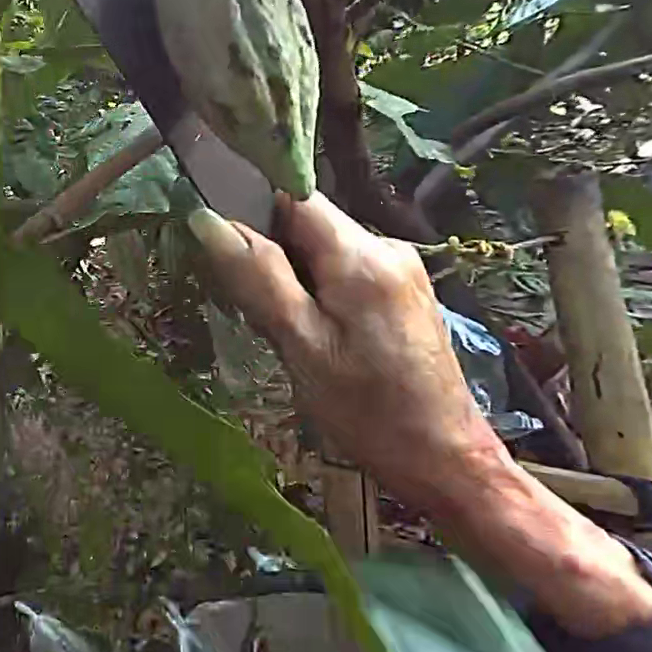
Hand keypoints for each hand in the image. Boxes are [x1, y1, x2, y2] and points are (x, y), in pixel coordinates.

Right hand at [191, 193, 651, 637]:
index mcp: (360, 255)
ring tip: (284, 328)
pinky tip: (316, 332)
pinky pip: (346, 269)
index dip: (251, 208)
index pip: (294, 196)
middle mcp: (387, 246)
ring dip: (294, 274)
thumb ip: (258, 278)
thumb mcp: (301, 346)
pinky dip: (319, 289)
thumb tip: (208, 220)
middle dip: (272, 252)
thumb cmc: (366, 410)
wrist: (443, 456)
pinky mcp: (405, 289)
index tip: (221, 244)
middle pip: (309, 222)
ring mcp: (402, 267)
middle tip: (253, 306)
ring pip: (325, 248)